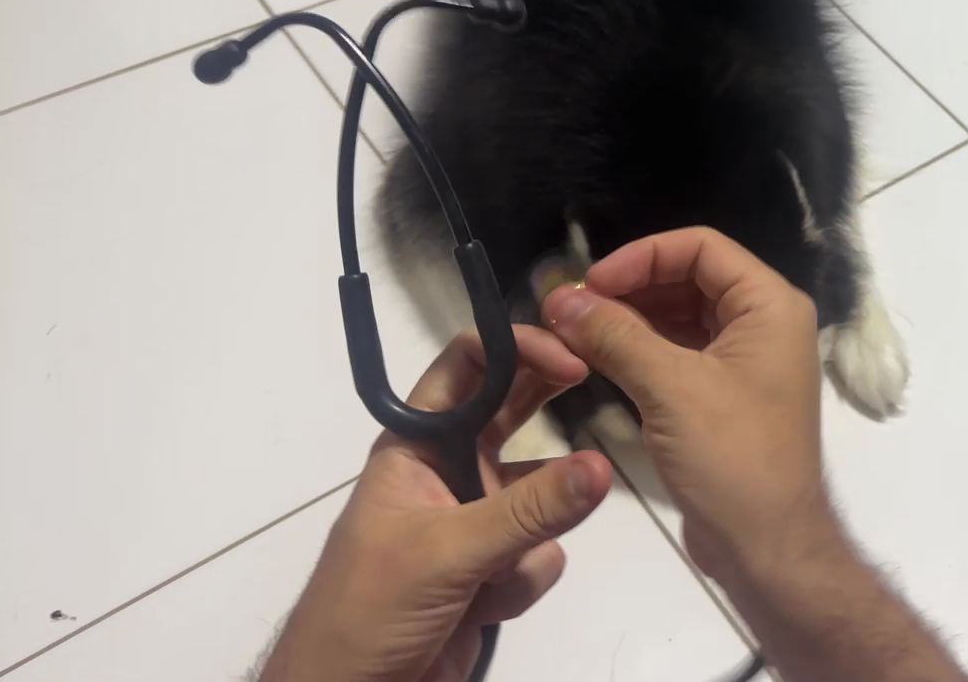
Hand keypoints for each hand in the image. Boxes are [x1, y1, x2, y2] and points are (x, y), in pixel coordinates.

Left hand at [260, 326, 612, 681]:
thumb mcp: (444, 555)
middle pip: (518, 408)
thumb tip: (604, 467)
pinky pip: (547, 545)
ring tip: (503, 571)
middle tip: (601, 377)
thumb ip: (529, 510)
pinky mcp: (499, 562)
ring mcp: (480, 516)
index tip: (574, 359)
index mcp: (418, 447)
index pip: (470, 366)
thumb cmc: (363, 618)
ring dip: (540, 525)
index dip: (520, 347)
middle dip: (554, 400)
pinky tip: (490, 606)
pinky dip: (527, 576)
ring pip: (546, 487)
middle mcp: (453, 469)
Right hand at [543, 227, 842, 586]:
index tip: (589, 282)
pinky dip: (645, 348)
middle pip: (693, 278)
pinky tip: (602, 356)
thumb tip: (562, 298)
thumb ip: (616, 335)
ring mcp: (749, 355)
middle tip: (570, 308)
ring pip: (685, 314)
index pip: (703, 248)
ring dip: (634, 318)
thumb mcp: (670, 388)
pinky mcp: (729, 388)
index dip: (643, 256)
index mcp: (770, 303)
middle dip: (633, 287)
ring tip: (575, 330)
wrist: (767, 542)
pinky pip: (685, 350)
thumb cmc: (731, 455)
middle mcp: (765, 320)